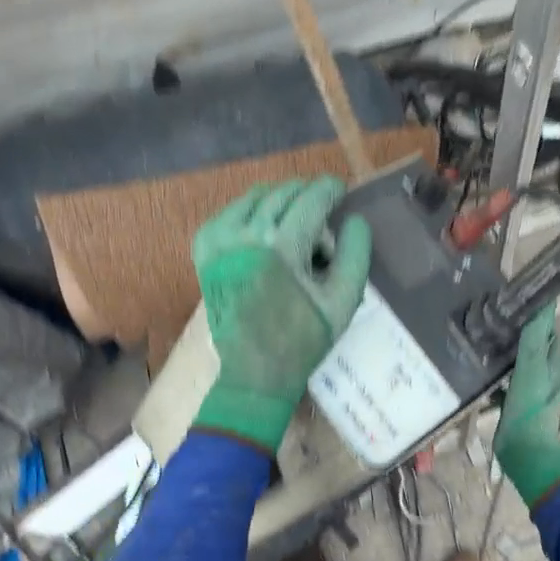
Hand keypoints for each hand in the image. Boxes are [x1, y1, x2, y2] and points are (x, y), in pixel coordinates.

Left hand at [191, 178, 371, 451]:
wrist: (256, 371)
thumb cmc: (304, 339)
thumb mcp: (344, 301)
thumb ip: (355, 254)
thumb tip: (355, 220)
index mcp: (280, 246)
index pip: (310, 198)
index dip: (330, 189)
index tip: (341, 190)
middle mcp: (244, 233)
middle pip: (284, 193)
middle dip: (308, 200)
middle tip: (322, 224)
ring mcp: (218, 239)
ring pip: (257, 197)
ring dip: (282, 204)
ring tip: (296, 231)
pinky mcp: (204, 248)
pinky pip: (232, 212)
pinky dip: (253, 214)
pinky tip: (267, 235)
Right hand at [492, 303, 559, 505]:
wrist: (526, 451)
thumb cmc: (531, 406)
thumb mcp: (532, 366)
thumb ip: (535, 337)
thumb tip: (543, 302)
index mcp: (551, 361)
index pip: (547, 329)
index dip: (536, 312)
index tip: (515, 297)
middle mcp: (543, 373)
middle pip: (532, 344)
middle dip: (517, 329)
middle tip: (493, 314)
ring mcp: (528, 389)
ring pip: (517, 362)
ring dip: (504, 351)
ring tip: (481, 336)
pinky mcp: (513, 404)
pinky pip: (504, 382)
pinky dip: (494, 374)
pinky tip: (478, 370)